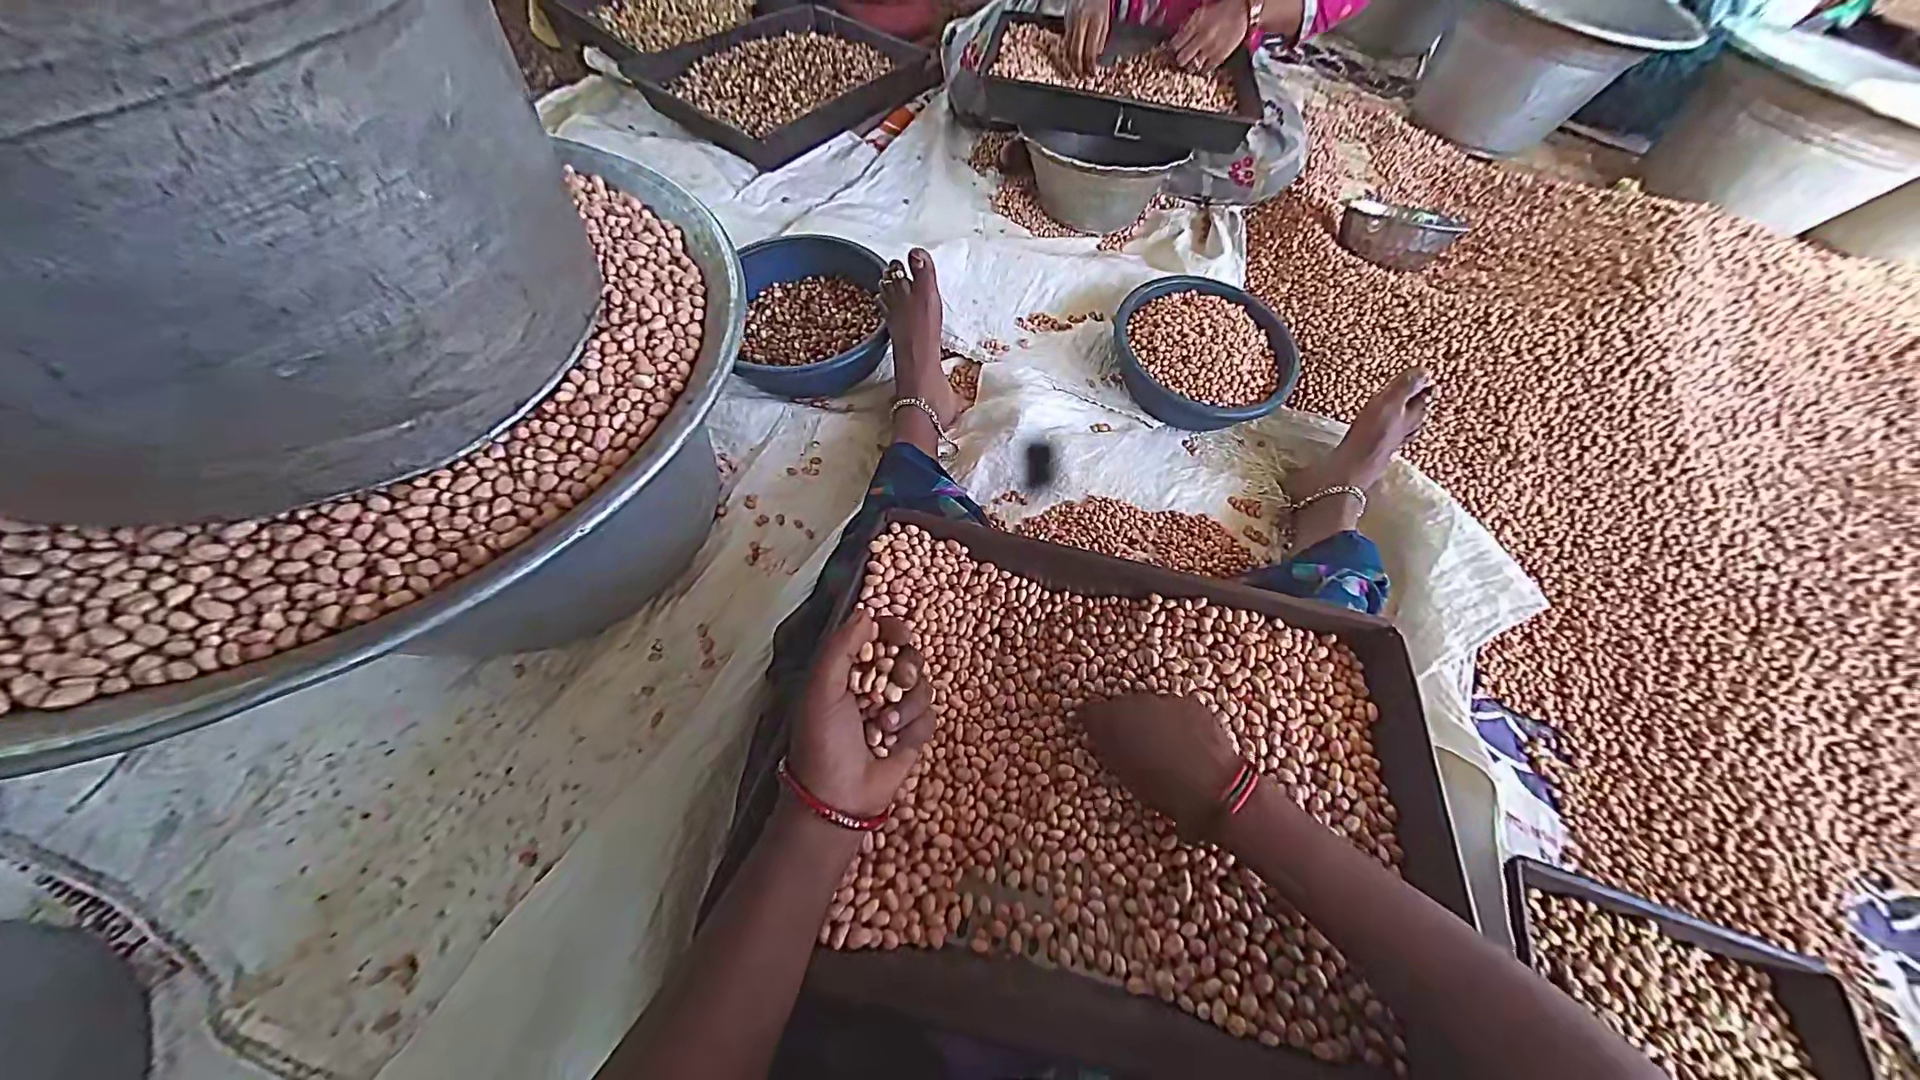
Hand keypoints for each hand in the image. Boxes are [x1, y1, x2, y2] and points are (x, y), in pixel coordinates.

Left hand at [788, 611, 934, 819]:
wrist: (838, 798)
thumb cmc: (822, 741)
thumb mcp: (822, 688)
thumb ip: (841, 647)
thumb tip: (866, 612)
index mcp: (850, 670)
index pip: (879, 635)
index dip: (893, 630)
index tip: (901, 635)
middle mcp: (875, 685)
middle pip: (908, 656)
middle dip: (906, 667)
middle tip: (897, 680)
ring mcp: (896, 709)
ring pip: (923, 685)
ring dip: (906, 703)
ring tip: (885, 723)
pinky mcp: (913, 733)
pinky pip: (930, 715)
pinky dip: (913, 726)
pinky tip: (894, 740)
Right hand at [1064, 0, 1111, 74]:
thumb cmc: (1099, 0)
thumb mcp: (1106, 18)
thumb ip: (1101, 38)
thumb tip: (1095, 56)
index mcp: (1094, 21)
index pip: (1090, 51)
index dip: (1091, 67)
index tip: (1093, 74)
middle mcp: (1081, 22)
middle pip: (1076, 53)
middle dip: (1079, 69)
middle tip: (1083, 77)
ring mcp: (1071, 22)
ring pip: (1068, 50)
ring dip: (1072, 64)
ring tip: (1077, 72)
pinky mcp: (1066, 22)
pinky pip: (1065, 43)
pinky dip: (1068, 54)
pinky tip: (1071, 60)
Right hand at [1077, 693, 1241, 838]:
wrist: (1214, 789)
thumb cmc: (1162, 790)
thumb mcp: (1124, 774)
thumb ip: (1108, 749)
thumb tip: (1098, 736)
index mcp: (1113, 719)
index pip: (1090, 712)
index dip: (1090, 722)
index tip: (1091, 731)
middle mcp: (1137, 702)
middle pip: (1119, 706)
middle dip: (1121, 720)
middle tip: (1127, 743)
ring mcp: (1166, 701)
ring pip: (1148, 705)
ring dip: (1148, 719)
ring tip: (1157, 744)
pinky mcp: (1192, 704)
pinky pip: (1174, 709)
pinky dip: (1173, 720)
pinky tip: (1181, 741)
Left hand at [1168, 0, 1248, 70]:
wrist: (1246, 8)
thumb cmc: (1225, 6)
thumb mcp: (1203, 10)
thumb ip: (1190, 23)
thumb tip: (1179, 34)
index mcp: (1196, 24)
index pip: (1175, 44)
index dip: (1173, 48)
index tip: (1174, 49)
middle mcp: (1201, 38)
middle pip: (1181, 59)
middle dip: (1180, 58)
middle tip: (1183, 57)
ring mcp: (1210, 49)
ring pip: (1191, 67)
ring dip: (1191, 65)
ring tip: (1194, 61)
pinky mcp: (1219, 57)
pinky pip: (1205, 70)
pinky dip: (1202, 69)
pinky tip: (1204, 64)